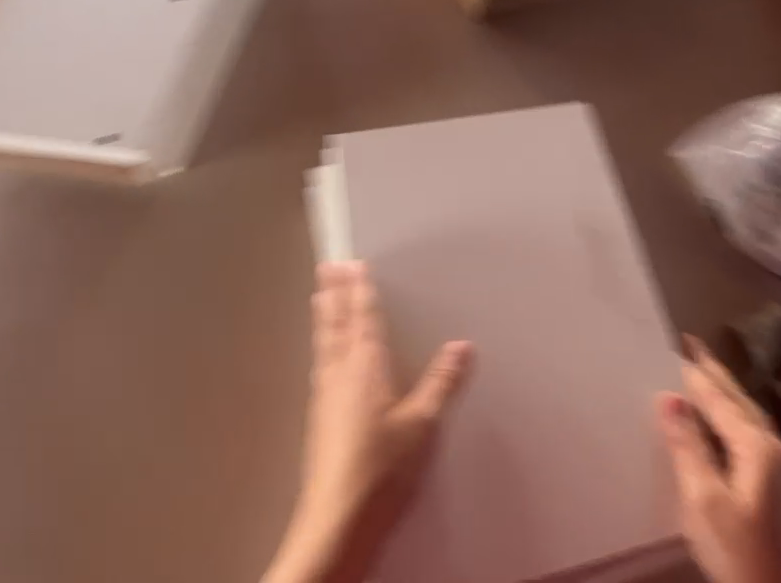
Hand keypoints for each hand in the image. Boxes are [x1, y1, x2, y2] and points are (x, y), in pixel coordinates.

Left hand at [264, 262, 473, 582]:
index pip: (363, 319)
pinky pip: (322, 366)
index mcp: (366, 368)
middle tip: (327, 266)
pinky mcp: (320, 419)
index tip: (354, 263)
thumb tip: (461, 346)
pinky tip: (323, 357)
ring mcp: (326, 397)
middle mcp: (341, 375)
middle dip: (334, 294)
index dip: (360, 291)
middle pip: (336, 325)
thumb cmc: (382, 467)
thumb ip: (441, 382)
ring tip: (319, 297)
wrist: (338, 518)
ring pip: (325, 345)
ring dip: (324, 317)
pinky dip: (323, 348)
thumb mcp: (422, 423)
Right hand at [657, 337, 780, 582]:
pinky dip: (733, 417)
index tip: (678, 346)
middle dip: (716, 374)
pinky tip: (723, 424)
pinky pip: (752, 435)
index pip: (720, 400)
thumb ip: (688, 446)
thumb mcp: (703, 502)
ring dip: (726, 394)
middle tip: (693, 346)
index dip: (696, 375)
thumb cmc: (738, 555)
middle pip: (741, 401)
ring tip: (704, 375)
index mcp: (758, 448)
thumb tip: (670, 398)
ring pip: (750, 418)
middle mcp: (776, 450)